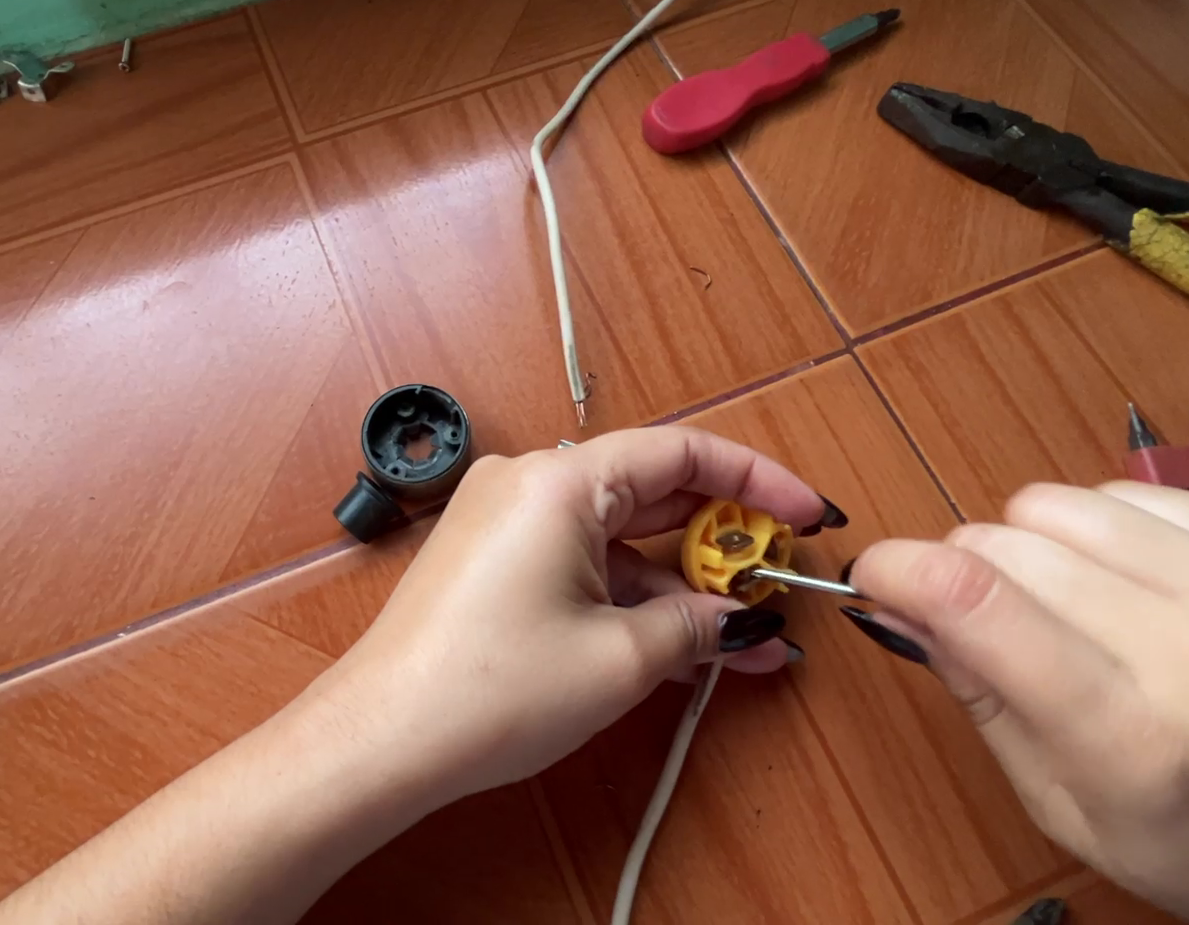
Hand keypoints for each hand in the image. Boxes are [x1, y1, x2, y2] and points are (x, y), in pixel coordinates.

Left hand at [313, 427, 831, 805]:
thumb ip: (696, 626)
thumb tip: (746, 622)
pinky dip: (626, 591)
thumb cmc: (493, 688)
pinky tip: (678, 638)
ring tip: (744, 635)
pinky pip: (578, 555)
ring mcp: (505, 516)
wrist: (383, 737)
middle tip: (778, 585)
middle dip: (717, 541)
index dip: (755, 479)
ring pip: (615, 532)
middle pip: (647, 490)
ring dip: (676, 579)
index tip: (805, 515)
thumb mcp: (619, 659)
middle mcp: (528, 482)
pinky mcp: (492, 553)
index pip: (679, 452)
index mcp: (560, 481)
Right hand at [851, 482, 1188, 924]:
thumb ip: (969, 685)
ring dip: (1037, 544)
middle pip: (1004, 543)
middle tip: (998, 618)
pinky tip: (1140, 584)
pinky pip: (1133, 493)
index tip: (878, 576)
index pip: (971, 598)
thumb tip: (894, 593)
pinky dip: (1108, 531)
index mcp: (1136, 742)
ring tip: (1076, 600)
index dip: (896, 567)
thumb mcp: (1057, 801)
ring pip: (1057, 503)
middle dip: (969, 569)